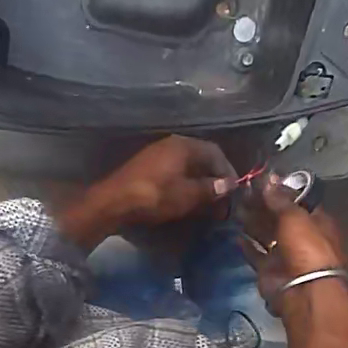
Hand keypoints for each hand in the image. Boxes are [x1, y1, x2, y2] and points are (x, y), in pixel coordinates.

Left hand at [59, 136, 235, 247]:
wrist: (112, 203)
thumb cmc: (154, 196)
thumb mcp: (187, 195)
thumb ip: (210, 189)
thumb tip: (230, 184)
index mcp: (184, 145)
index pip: (216, 152)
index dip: (228, 171)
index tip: (234, 192)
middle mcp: (171, 144)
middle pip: (201, 158)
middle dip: (214, 179)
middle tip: (221, 201)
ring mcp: (157, 154)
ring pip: (187, 166)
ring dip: (199, 183)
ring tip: (206, 203)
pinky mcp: (146, 167)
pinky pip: (174, 172)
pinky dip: (184, 184)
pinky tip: (185, 199)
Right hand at [240, 174, 344, 303]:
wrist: (303, 290)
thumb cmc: (306, 248)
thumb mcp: (295, 217)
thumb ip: (279, 198)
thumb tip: (268, 178)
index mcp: (315, 221)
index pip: (296, 201)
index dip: (278, 190)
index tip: (259, 180)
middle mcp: (301, 236)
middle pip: (278, 217)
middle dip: (261, 205)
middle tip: (242, 191)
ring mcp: (285, 254)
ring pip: (265, 234)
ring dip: (251, 222)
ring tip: (235, 207)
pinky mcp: (269, 270)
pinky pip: (256, 254)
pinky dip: (246, 245)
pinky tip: (236, 235)